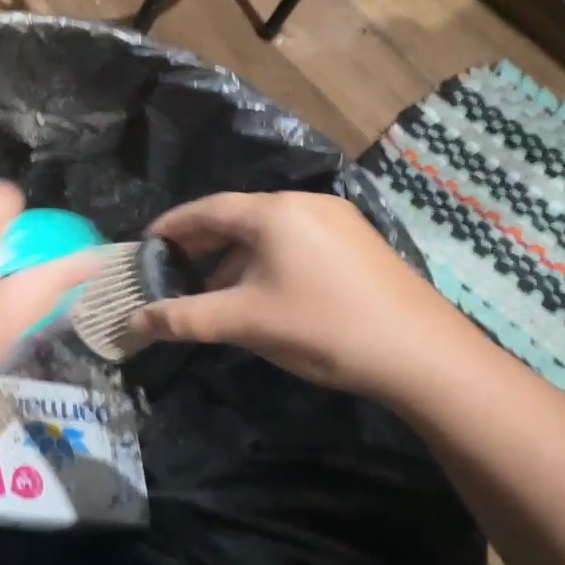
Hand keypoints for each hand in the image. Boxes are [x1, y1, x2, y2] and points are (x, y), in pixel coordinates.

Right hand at [134, 191, 470, 398]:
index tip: (145, 246)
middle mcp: (305, 205)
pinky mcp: (358, 245)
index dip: (170, 227)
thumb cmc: (325, 328)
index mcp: (274, 212)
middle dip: (201, 245)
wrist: (429, 359)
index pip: (205, 209)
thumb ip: (184, 317)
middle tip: (173, 272)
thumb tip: (135, 320)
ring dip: (233, 258)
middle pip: (236, 217)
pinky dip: (265, 262)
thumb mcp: (244, 323)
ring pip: (267, 232)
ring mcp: (338, 222)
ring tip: (214, 293)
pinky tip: (261, 295)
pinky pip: (294, 242)